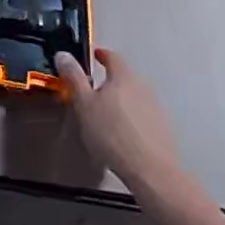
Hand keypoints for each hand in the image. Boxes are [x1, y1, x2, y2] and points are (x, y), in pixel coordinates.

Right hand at [55, 47, 181, 188]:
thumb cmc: (112, 133)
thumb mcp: (84, 104)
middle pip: (124, 76)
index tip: (94, 55)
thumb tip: (63, 54)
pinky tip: (120, 133)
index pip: (113, 56)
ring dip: (120, 100)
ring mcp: (155, 107)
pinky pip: (142, 114)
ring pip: (133, 96)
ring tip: (104, 114)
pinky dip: (130, 117)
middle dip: (109, 80)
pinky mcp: (162, 127)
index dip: (102, 54)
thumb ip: (73, 77)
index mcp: (123, 77)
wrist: (150, 170)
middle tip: (92, 90)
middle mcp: (143, 87)